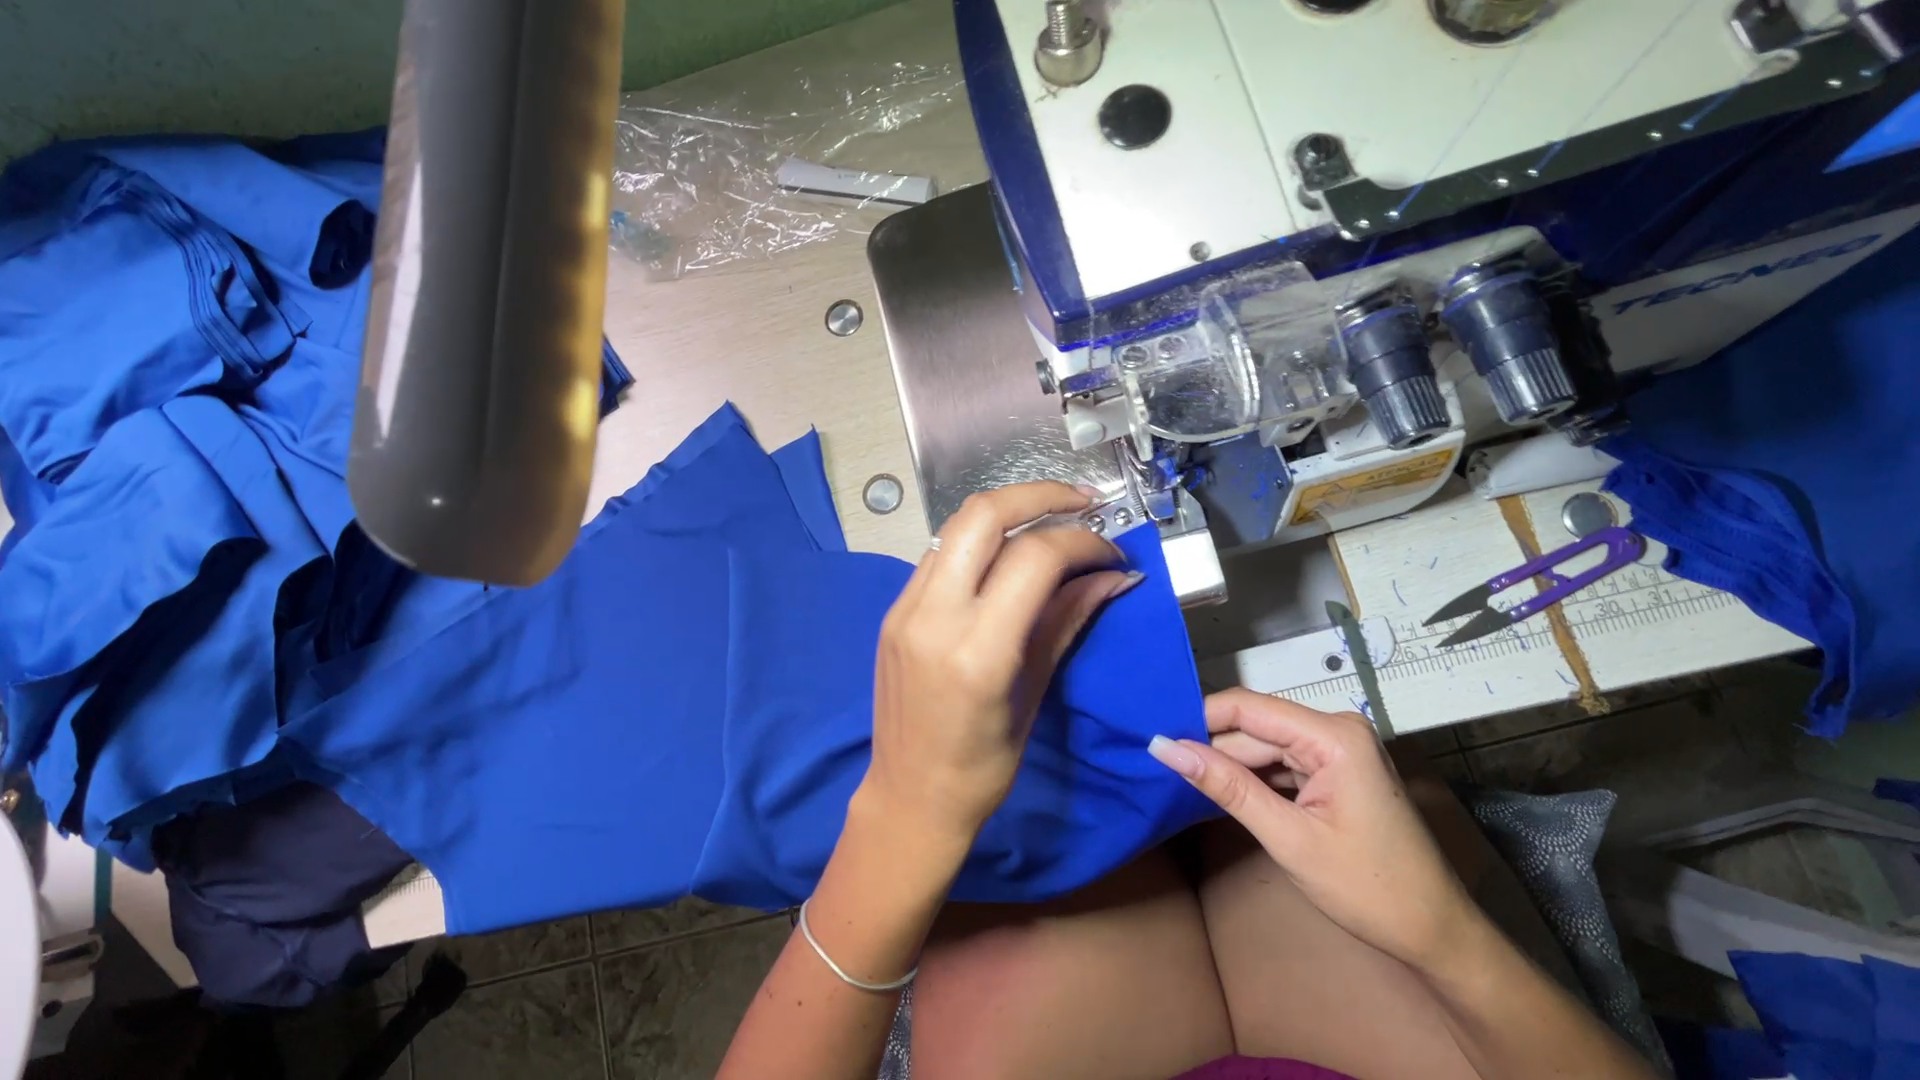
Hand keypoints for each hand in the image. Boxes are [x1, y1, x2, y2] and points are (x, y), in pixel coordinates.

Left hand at [864, 481, 1138, 852]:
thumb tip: (1112, 576)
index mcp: (976, 651)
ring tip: (1051, 522)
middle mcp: (933, 617)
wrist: (908, 797)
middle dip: (1038, 494)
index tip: (1110, 551)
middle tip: (1083, 502)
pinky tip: (1007, 556)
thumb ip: (1067, 622)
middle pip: (982, 515)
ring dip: (1007, 513)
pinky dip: (979, 542)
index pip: (1033, 557)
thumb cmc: (982, 768)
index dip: (1081, 542)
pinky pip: (940, 555)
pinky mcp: (893, 611)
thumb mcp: (1033, 696)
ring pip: (956, 527)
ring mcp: (904, 609)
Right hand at [1148, 689, 1478, 970]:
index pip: (1246, 707)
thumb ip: (1226, 786)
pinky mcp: (1335, 770)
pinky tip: (1228, 799)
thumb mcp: (1288, 838)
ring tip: (1190, 790)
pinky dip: (1254, 781)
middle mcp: (1336, 729)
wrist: (1435, 932)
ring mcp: (1338, 750)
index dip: (1198, 720)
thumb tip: (1165, 748)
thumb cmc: (1368, 888)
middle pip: (1253, 729)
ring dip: (1231, 769)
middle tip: (1165, 777)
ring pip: (1263, 746)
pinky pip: (1281, 763)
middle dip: (1213, 752)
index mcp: (1332, 735)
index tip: (1156, 743)